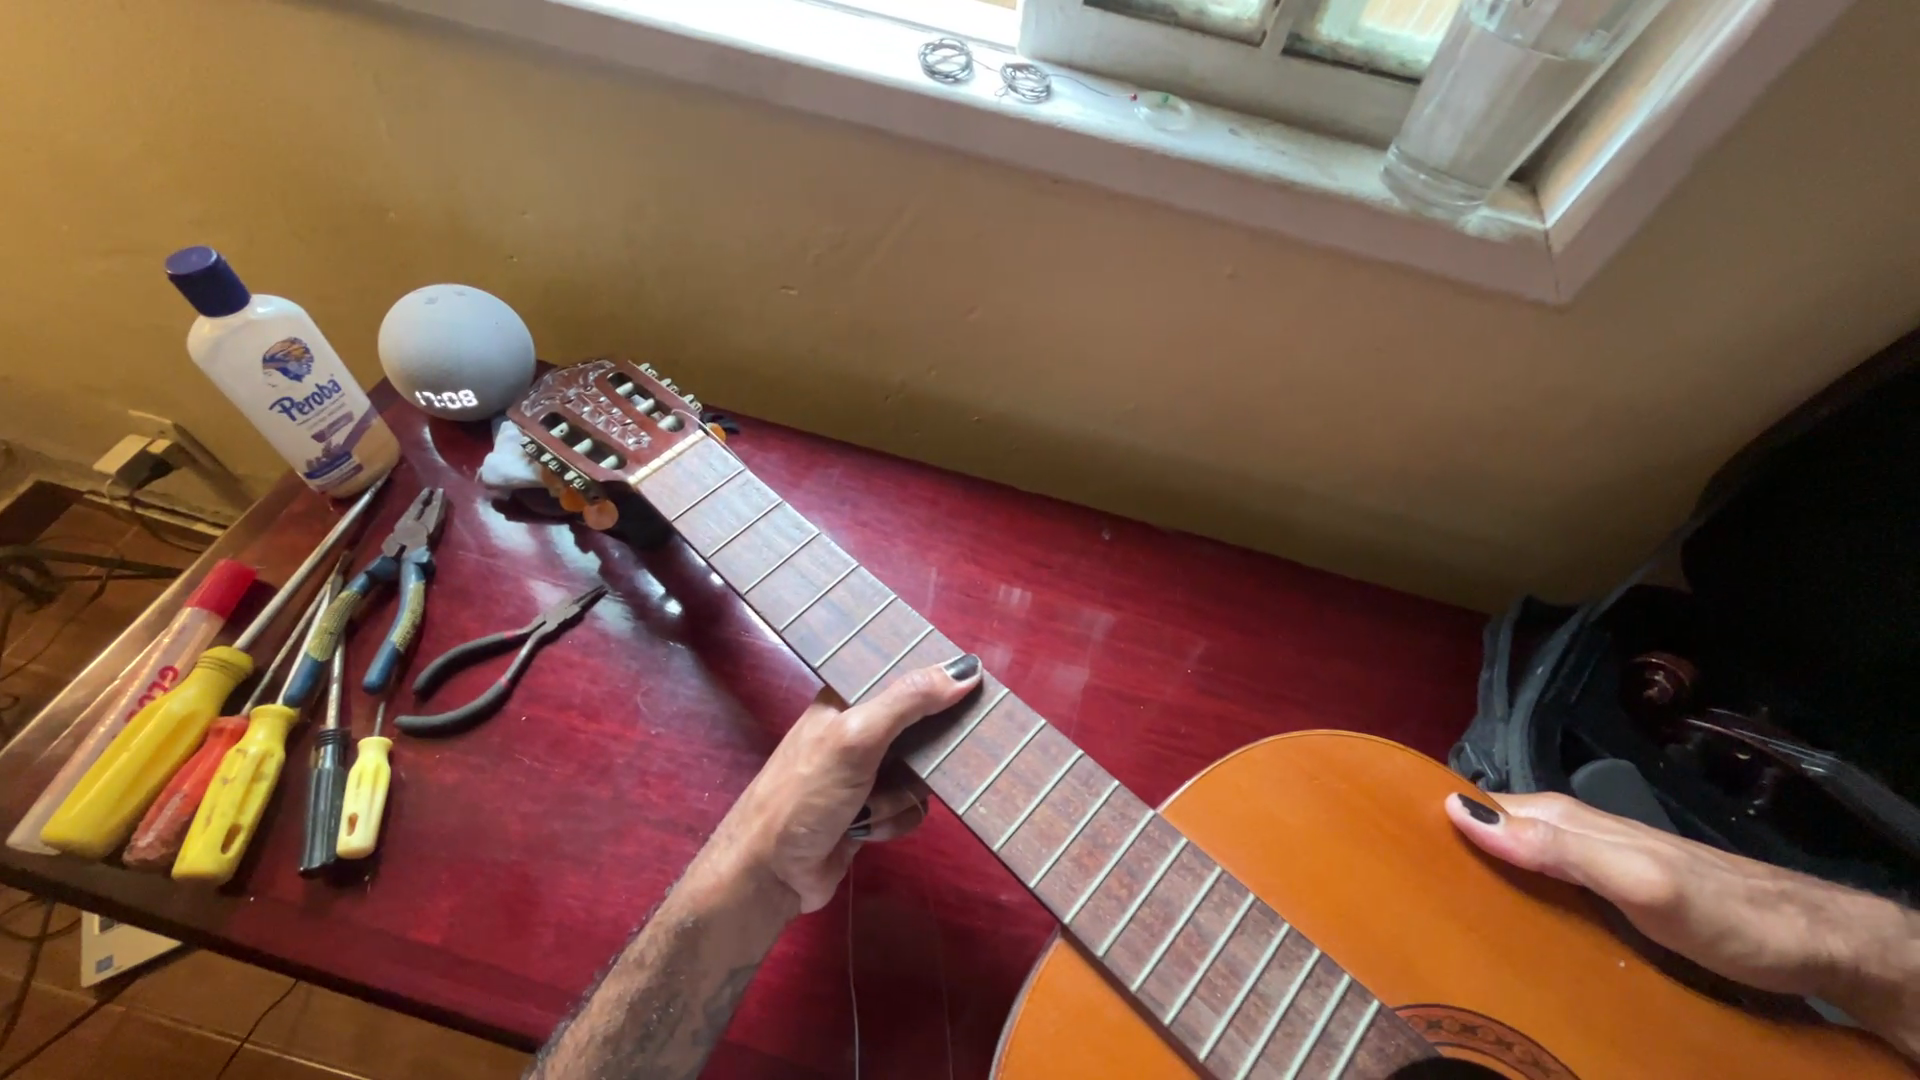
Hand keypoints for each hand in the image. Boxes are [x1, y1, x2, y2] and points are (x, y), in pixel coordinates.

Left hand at [692, 655, 982, 914]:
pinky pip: (913, 807)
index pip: (907, 673)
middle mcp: (861, 728)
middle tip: (927, 759)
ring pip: (924, 772)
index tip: (975, 689)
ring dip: (901, 796)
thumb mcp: (857, 736)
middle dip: (927, 752)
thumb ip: (909, 700)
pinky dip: (894, 820)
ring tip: (868, 807)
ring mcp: (868, 771)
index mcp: (850, 696)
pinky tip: (865, 829)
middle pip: (925, 724)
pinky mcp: (874, 809)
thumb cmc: (805, 793)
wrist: (769, 874)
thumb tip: (967, 670)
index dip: (939, 680)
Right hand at [1447, 791, 1919, 1058]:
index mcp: (1554, 816)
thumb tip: (1457, 811)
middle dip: (1449, 861)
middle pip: (1486, 841)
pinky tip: (1503, 935)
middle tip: (1413, 897)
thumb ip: (1552, 845)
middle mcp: (1560, 834)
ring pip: (1509, 871)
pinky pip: (1537, 898)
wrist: (1815, 948)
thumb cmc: (1721, 907)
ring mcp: (1582, 868)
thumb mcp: (1634, 875)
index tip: (1393, 851)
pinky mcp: (1599, 902)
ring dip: (1479, 889)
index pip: (1472, 807)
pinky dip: (1513, 910)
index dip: (1432, 823)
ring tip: (1445, 920)